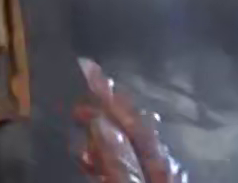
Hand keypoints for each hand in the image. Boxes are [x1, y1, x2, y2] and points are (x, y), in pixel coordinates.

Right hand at [75, 58, 189, 182]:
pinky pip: (124, 170)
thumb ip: (121, 164)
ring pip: (127, 151)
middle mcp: (163, 171)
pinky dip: (105, 162)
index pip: (134, 120)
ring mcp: (155, 182)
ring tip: (80, 140)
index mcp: (162, 166)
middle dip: (102, 114)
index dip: (110, 93)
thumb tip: (102, 120)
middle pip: (131, 132)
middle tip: (74, 109)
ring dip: (101, 139)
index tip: (86, 66)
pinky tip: (91, 165)